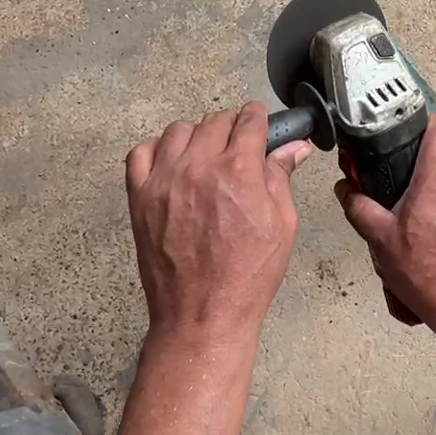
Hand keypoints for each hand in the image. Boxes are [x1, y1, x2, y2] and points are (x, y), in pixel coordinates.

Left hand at [125, 102, 312, 347]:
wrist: (202, 316)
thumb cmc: (249, 273)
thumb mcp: (282, 224)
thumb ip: (281, 177)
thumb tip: (295, 147)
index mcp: (239, 170)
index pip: (249, 119)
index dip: (259, 118)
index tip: (261, 124)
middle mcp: (199, 166)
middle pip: (215, 120)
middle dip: (232, 127)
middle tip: (238, 148)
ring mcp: (164, 180)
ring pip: (179, 130)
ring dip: (197, 137)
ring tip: (205, 158)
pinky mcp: (139, 197)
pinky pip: (140, 153)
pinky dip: (156, 151)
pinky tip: (171, 166)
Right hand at [335, 117, 435, 332]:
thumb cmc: (425, 270)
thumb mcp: (380, 239)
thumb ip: (359, 208)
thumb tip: (344, 189)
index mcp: (434, 180)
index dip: (420, 117)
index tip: (400, 121)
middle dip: (413, 145)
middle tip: (387, 154)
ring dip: (419, 170)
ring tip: (394, 185)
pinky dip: (427, 189)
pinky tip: (408, 210)